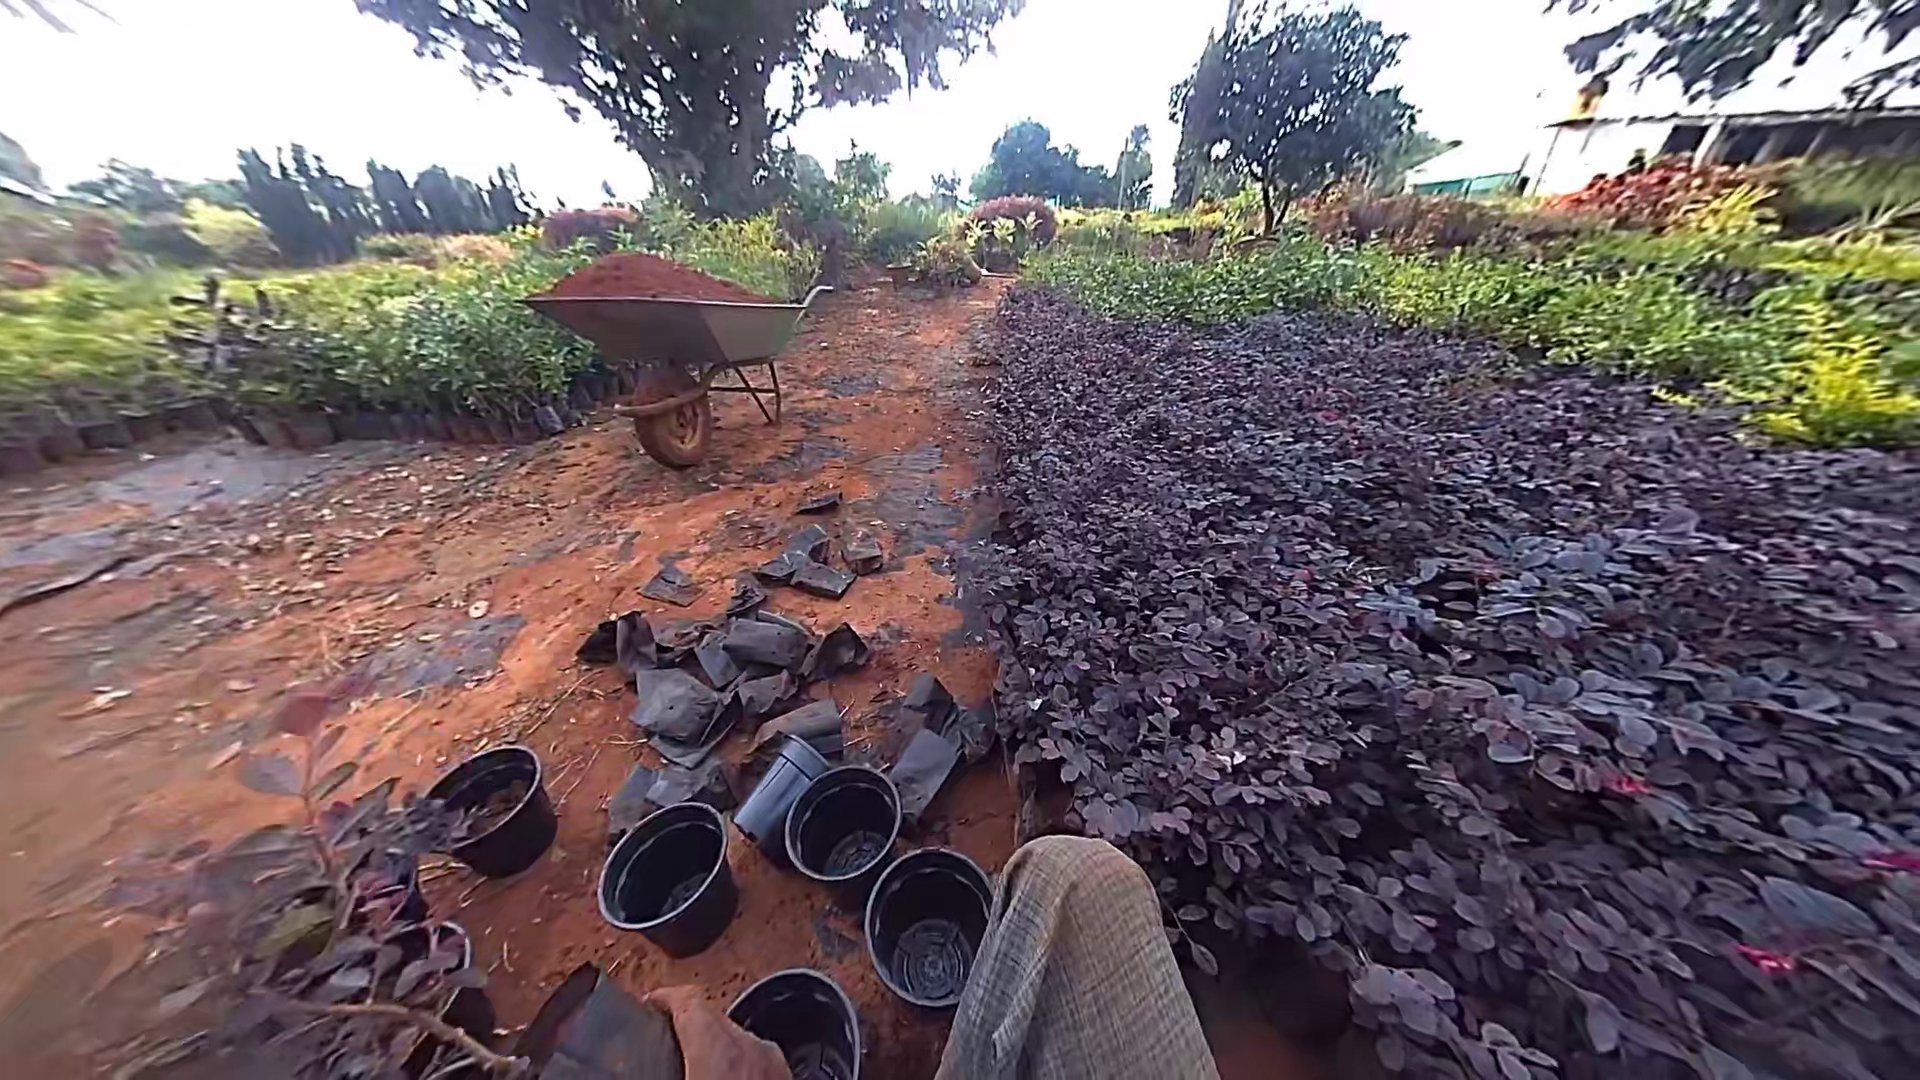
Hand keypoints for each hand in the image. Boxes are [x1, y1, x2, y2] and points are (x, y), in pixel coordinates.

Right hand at [646, 986, 790, 1079]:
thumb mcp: (680, 1079)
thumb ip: (664, 1066)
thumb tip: (641, 1068)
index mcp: (718, 1054)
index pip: (691, 1001)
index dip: (666, 996)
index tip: (649, 1000)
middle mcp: (750, 1046)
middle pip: (713, 1015)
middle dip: (687, 1020)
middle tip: (661, 1033)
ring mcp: (771, 1058)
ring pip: (735, 1034)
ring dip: (712, 1041)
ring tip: (688, 1056)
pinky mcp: (783, 1070)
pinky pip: (753, 1052)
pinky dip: (733, 1057)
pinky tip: (718, 1074)